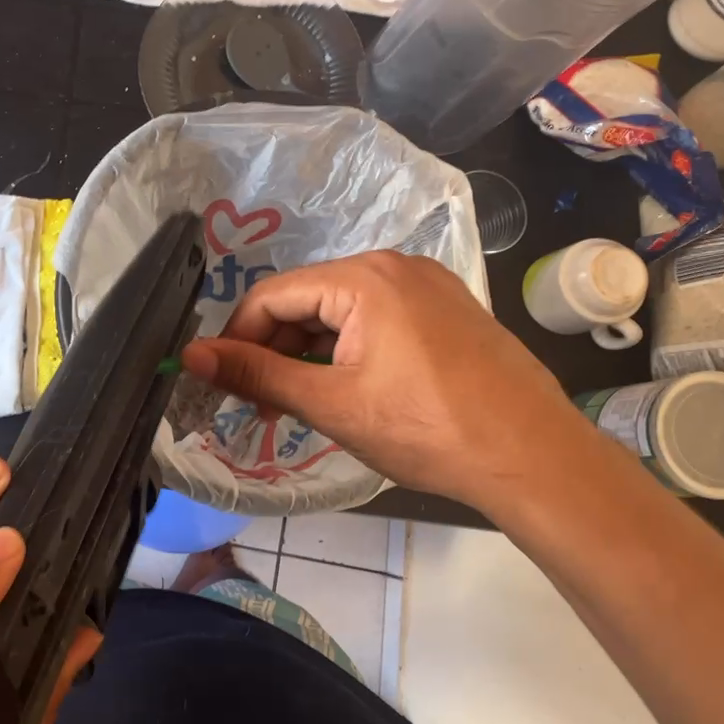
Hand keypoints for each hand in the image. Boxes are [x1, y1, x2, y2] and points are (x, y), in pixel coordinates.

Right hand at [179, 251, 599, 511]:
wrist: (533, 456)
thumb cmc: (426, 428)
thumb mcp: (329, 403)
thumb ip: (256, 375)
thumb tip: (190, 356)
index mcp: (364, 278)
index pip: (271, 296)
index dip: (237, 340)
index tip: (225, 387)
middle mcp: (394, 266)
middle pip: (304, 300)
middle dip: (274, 351)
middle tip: (264, 407)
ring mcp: (425, 285)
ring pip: (337, 312)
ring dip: (307, 355)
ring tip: (302, 406)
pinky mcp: (444, 310)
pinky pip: (372, 320)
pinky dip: (344, 352)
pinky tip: (345, 391)